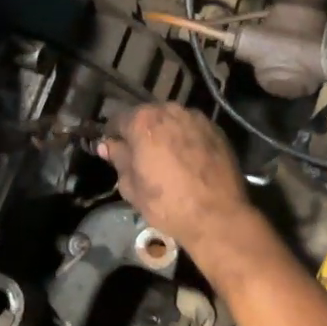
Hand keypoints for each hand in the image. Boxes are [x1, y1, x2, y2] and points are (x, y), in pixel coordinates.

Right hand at [97, 103, 252, 258]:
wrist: (218, 215)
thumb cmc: (167, 203)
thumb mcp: (131, 186)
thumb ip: (118, 159)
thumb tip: (107, 145)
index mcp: (144, 120)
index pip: (118, 120)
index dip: (112, 136)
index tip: (112, 150)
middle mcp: (170, 110)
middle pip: (147, 117)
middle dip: (140, 133)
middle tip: (140, 157)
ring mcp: (196, 118)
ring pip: (171, 121)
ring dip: (164, 134)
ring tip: (166, 158)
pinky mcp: (216, 129)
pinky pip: (192, 129)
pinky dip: (185, 139)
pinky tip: (187, 160)